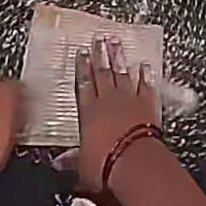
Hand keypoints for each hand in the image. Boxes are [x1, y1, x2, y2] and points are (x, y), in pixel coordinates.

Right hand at [75, 37, 159, 193]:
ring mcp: (129, 100)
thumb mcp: (82, 166)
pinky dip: (145, 75)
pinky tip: (145, 65)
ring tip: (116, 42)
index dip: (82, 69)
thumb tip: (57, 163)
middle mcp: (108, 101)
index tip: (82, 54)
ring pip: (122, 73)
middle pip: (102, 73)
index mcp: (90, 113)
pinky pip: (145, 85)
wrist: (134, 162)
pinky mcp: (147, 104)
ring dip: (119, 57)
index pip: (84, 85)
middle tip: (99, 38)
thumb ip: (71, 161)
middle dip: (100, 55)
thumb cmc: (106, 166)